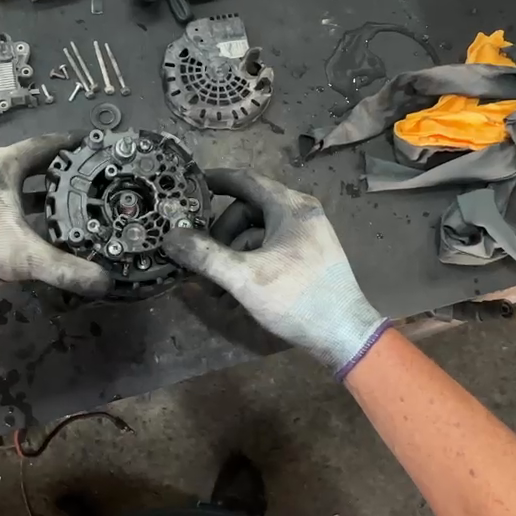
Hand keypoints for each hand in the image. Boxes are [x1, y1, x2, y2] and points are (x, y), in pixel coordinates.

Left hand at [0, 132, 111, 317]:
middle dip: (63, 168)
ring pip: (20, 179)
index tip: (97, 147)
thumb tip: (106, 282)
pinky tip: (46, 218)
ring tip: (77, 196)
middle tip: (94, 175)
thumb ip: (67, 269)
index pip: (45, 144)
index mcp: (0, 165)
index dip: (73, 145)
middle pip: (34, 161)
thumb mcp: (24, 258)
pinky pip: (9, 193)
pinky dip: (29, 201)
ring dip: (45, 187)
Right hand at [163, 170, 388, 377]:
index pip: (245, 180)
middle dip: (219, 236)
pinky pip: (269, 249)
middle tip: (200, 261)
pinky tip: (234, 294)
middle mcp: (300, 213)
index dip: (215, 180)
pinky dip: (249, 265)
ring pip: (256, 234)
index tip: (188, 185)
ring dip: (231, 256)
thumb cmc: (298, 299)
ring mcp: (306, 235)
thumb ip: (205, 255)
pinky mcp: (308, 256)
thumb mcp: (245, 277)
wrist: (345, 335)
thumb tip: (170, 237)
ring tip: (214, 289)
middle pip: (247, 211)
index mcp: (290, 207)